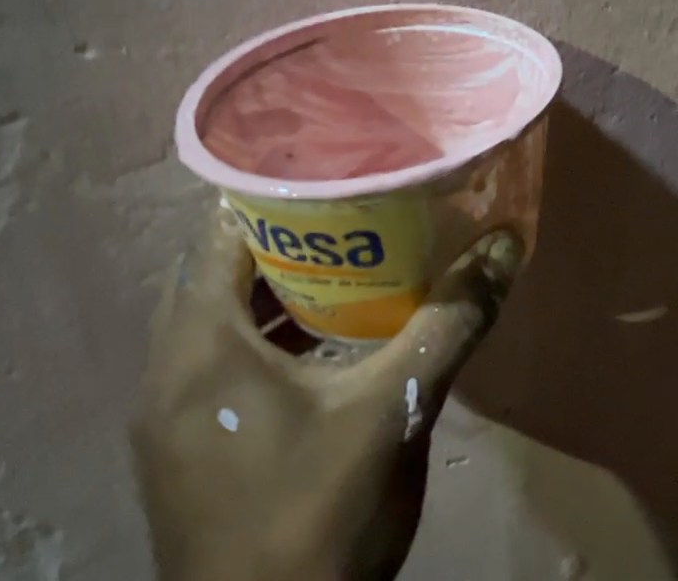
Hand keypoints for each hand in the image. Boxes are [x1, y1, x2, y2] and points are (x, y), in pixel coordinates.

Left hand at [130, 213, 518, 580]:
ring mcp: (177, 418)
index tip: (340, 162)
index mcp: (198, 352)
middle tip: (365, 205)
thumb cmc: (318, 515)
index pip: (221, 236)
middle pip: (224, 272)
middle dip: (293, 234)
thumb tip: (507, 245)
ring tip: (362, 257)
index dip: (277, 190)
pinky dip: (278, 332)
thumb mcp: (394, 410)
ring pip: (226, 319)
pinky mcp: (196, 448)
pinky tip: (338, 338)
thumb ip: (450, 322)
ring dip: (287, 286)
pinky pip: (231, 359)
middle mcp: (170, 374)